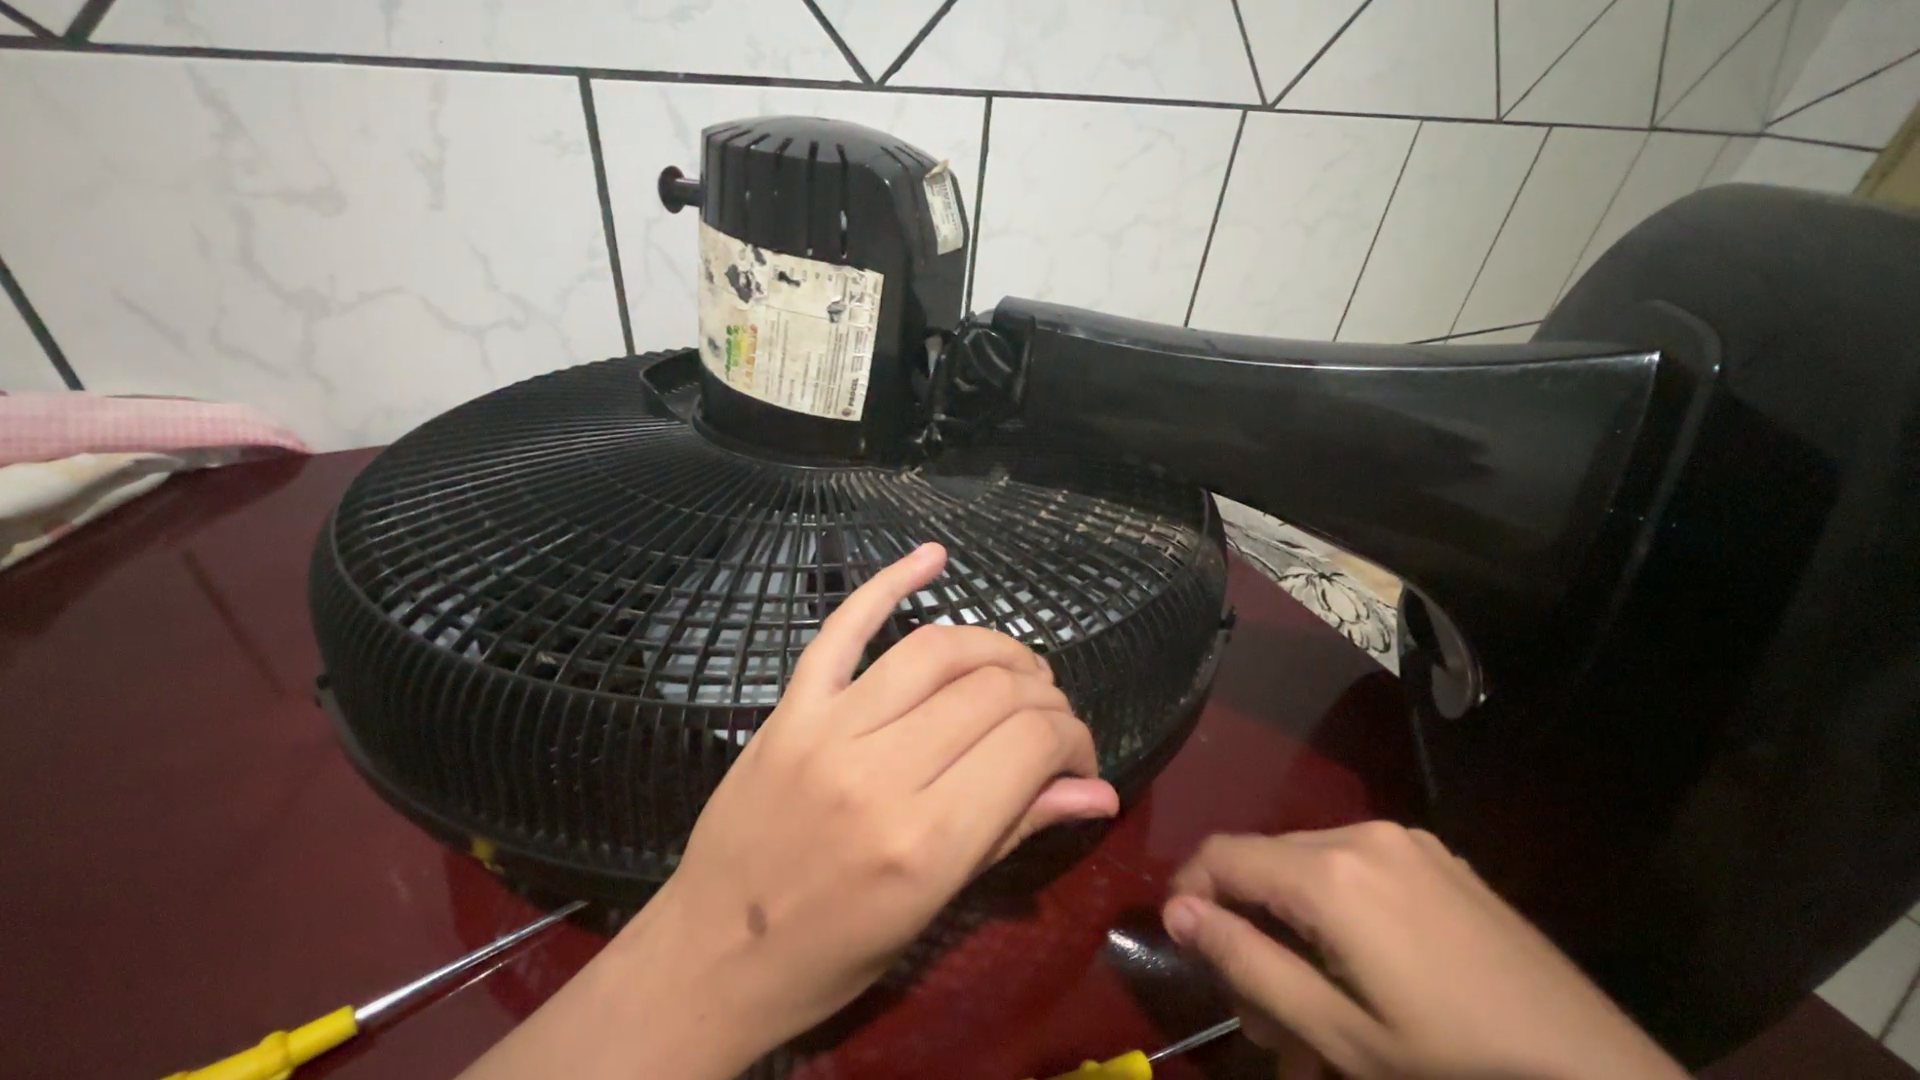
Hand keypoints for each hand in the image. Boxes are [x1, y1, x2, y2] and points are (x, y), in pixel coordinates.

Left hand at [461, 543, 1117, 1079]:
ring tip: (1019, 670)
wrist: (710, 958)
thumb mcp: (932, 911)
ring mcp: (827, 729)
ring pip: (936, 650)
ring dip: (995, 648)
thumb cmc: (831, 957)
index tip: (1077, 759)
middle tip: (1050, 723)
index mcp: (925, 840)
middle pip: (992, 690)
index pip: (1031, 742)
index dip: (1073, 738)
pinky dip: (888, 583)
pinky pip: (843, 628)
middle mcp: (880, 771)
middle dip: (1044, 698)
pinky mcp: (789, 708)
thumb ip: (1014, 831)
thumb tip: (1098, 791)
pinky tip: (932, 558)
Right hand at [1162, 823, 1687, 1079]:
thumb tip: (1177, 912)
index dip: (1188, 892)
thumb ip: (1248, 964)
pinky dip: (1334, 911)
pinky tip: (1360, 971)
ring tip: (1310, 1002)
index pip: (1223, 856)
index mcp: (1333, 873)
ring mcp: (1409, 843)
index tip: (1182, 945)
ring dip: (1288, 922)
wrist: (1604, 1079)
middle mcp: (1364, 835)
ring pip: (1309, 866)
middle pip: (1264, 859)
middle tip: (1259, 1010)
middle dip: (1242, 921)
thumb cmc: (1457, 1067)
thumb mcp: (1340, 1034)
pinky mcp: (1441, 861)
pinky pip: (1358, 870)